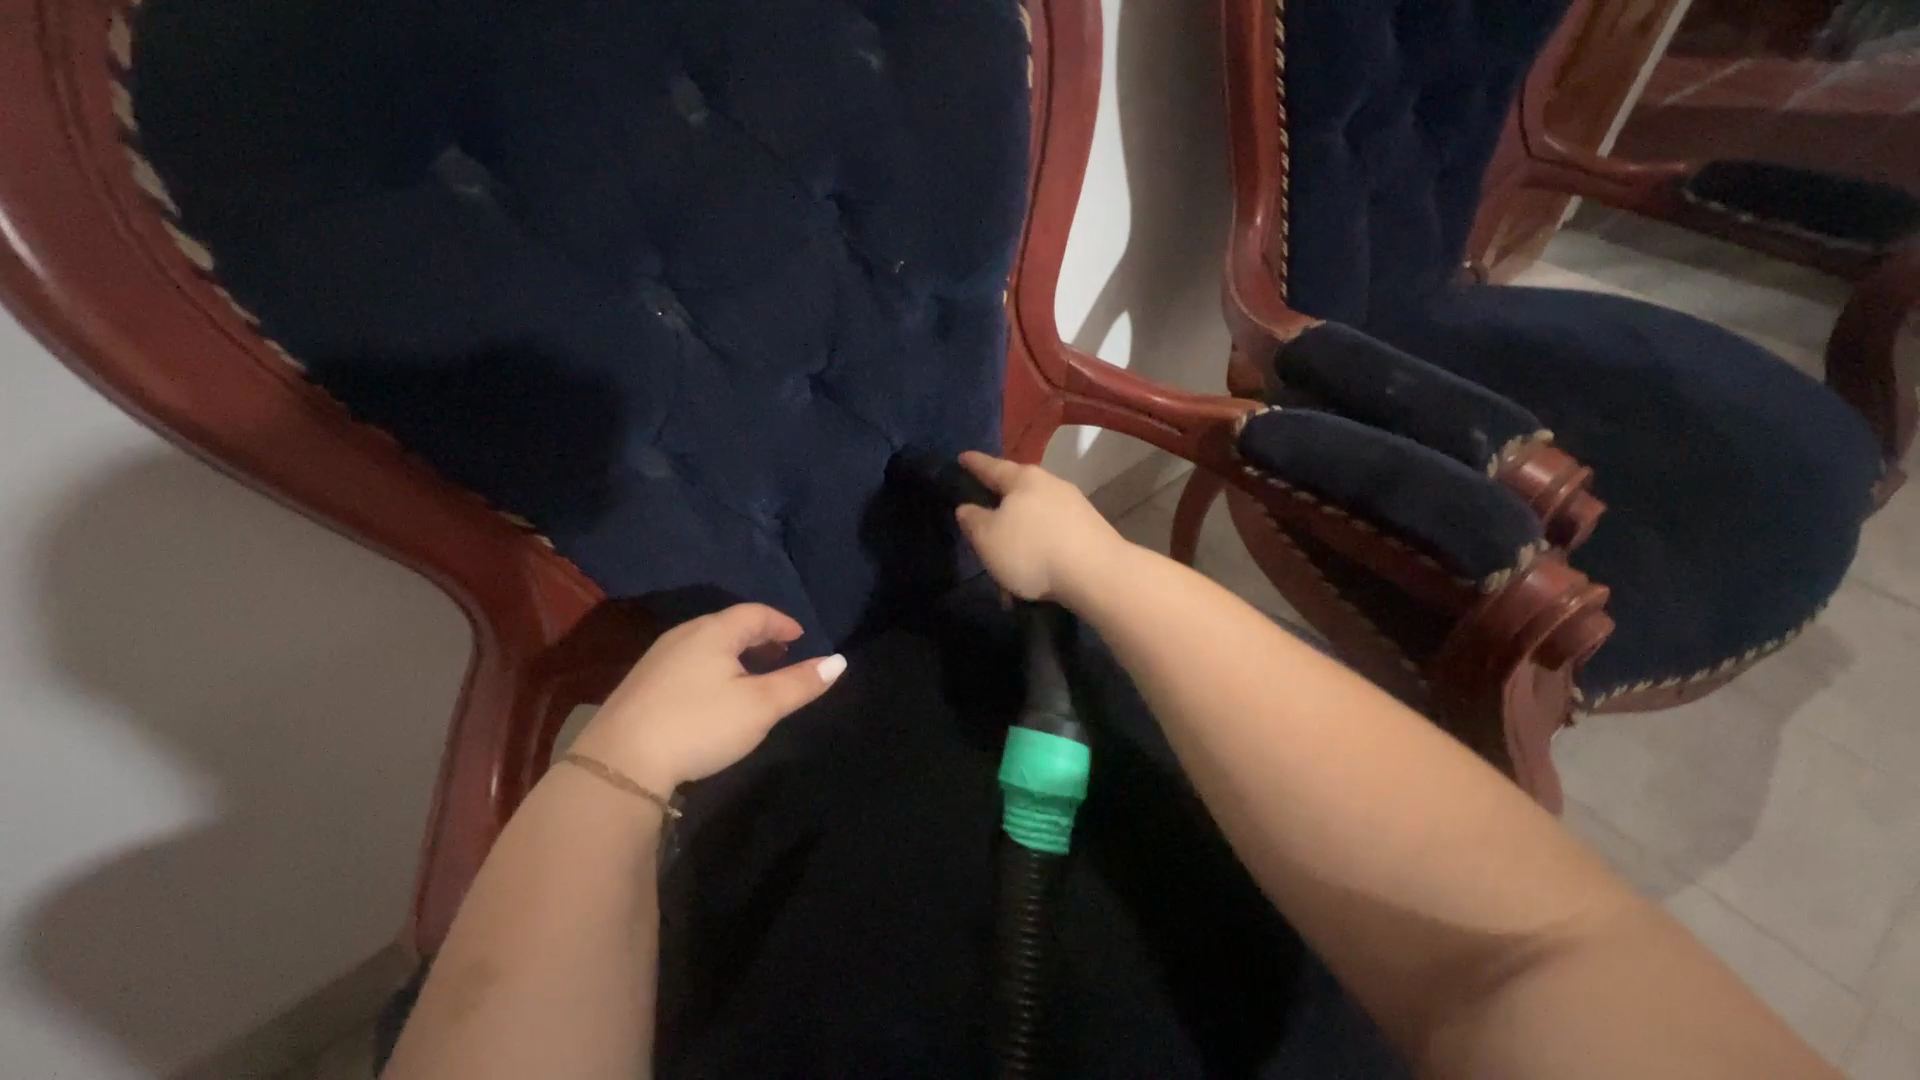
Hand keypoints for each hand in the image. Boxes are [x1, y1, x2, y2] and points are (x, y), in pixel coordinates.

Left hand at [570, 604, 845, 790]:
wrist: (620, 762)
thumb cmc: (700, 725)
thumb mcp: (760, 707)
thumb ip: (800, 683)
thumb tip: (839, 661)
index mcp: (714, 632)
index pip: (756, 614)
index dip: (782, 623)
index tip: (800, 637)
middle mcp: (684, 635)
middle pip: (729, 625)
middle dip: (759, 637)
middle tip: (781, 654)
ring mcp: (658, 659)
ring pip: (706, 644)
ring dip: (735, 653)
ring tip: (753, 674)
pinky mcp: (642, 684)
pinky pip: (688, 661)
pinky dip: (712, 667)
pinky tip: (714, 694)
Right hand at [953, 451, 1125, 601]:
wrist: (1096, 574)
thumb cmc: (1032, 550)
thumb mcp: (988, 538)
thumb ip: (973, 521)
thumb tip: (967, 508)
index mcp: (1023, 479)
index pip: (991, 466)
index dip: (974, 463)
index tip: (962, 457)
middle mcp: (1050, 485)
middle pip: (1018, 490)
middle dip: (1000, 503)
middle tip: (984, 512)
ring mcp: (1074, 506)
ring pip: (1036, 517)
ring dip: (1021, 537)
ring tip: (1008, 562)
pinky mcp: (1089, 529)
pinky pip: (1053, 536)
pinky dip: (1040, 550)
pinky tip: (1035, 573)